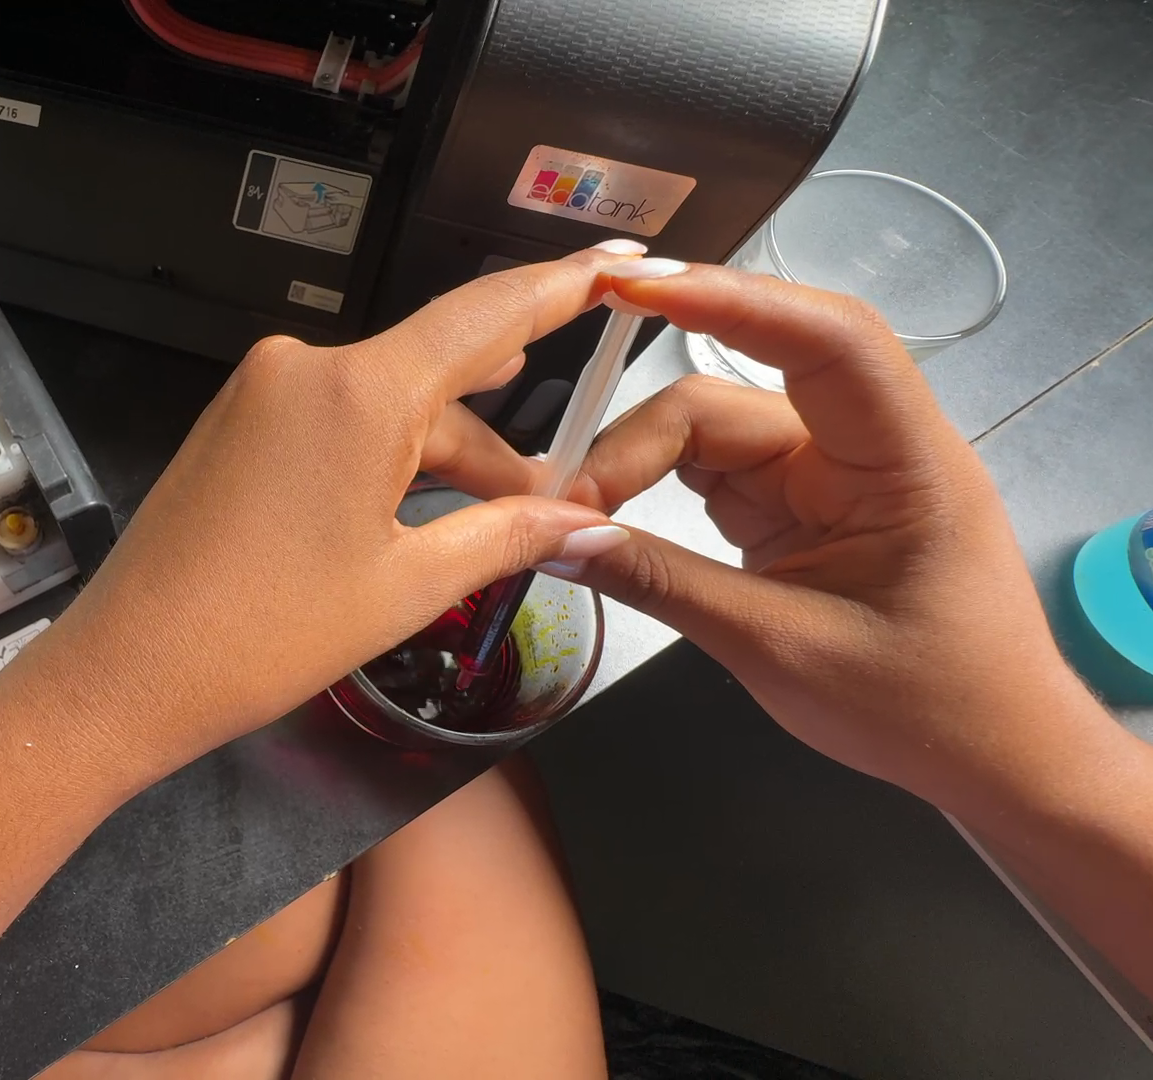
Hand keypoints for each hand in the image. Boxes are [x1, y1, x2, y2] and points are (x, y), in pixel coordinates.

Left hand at [15, 244, 644, 777]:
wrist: (130, 669)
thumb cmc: (271, 635)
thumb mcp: (405, 587)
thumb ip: (504, 535)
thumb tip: (583, 519)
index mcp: (357, 391)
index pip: (483, 316)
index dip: (558, 292)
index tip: (615, 269)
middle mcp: (302, 367)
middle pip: (429, 379)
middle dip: (488, 440)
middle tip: (546, 496)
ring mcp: (256, 393)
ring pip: (376, 409)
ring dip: (430, 458)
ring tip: (483, 516)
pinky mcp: (229, 426)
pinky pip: (326, 426)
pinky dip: (373, 460)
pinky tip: (399, 509)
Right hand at [563, 261, 1115, 812]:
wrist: (980, 757)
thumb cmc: (919, 704)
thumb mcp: (774, 644)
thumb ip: (658, 581)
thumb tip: (554, 539)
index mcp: (897, 464)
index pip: (825, 344)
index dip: (731, 304)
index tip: (634, 291)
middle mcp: (852, 448)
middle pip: (716, 405)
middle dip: (630, 448)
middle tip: (564, 513)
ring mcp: (811, 474)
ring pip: (693, 436)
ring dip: (628, 468)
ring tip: (575, 520)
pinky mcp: (778, 502)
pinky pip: (694, 472)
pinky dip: (642, 489)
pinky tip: (604, 518)